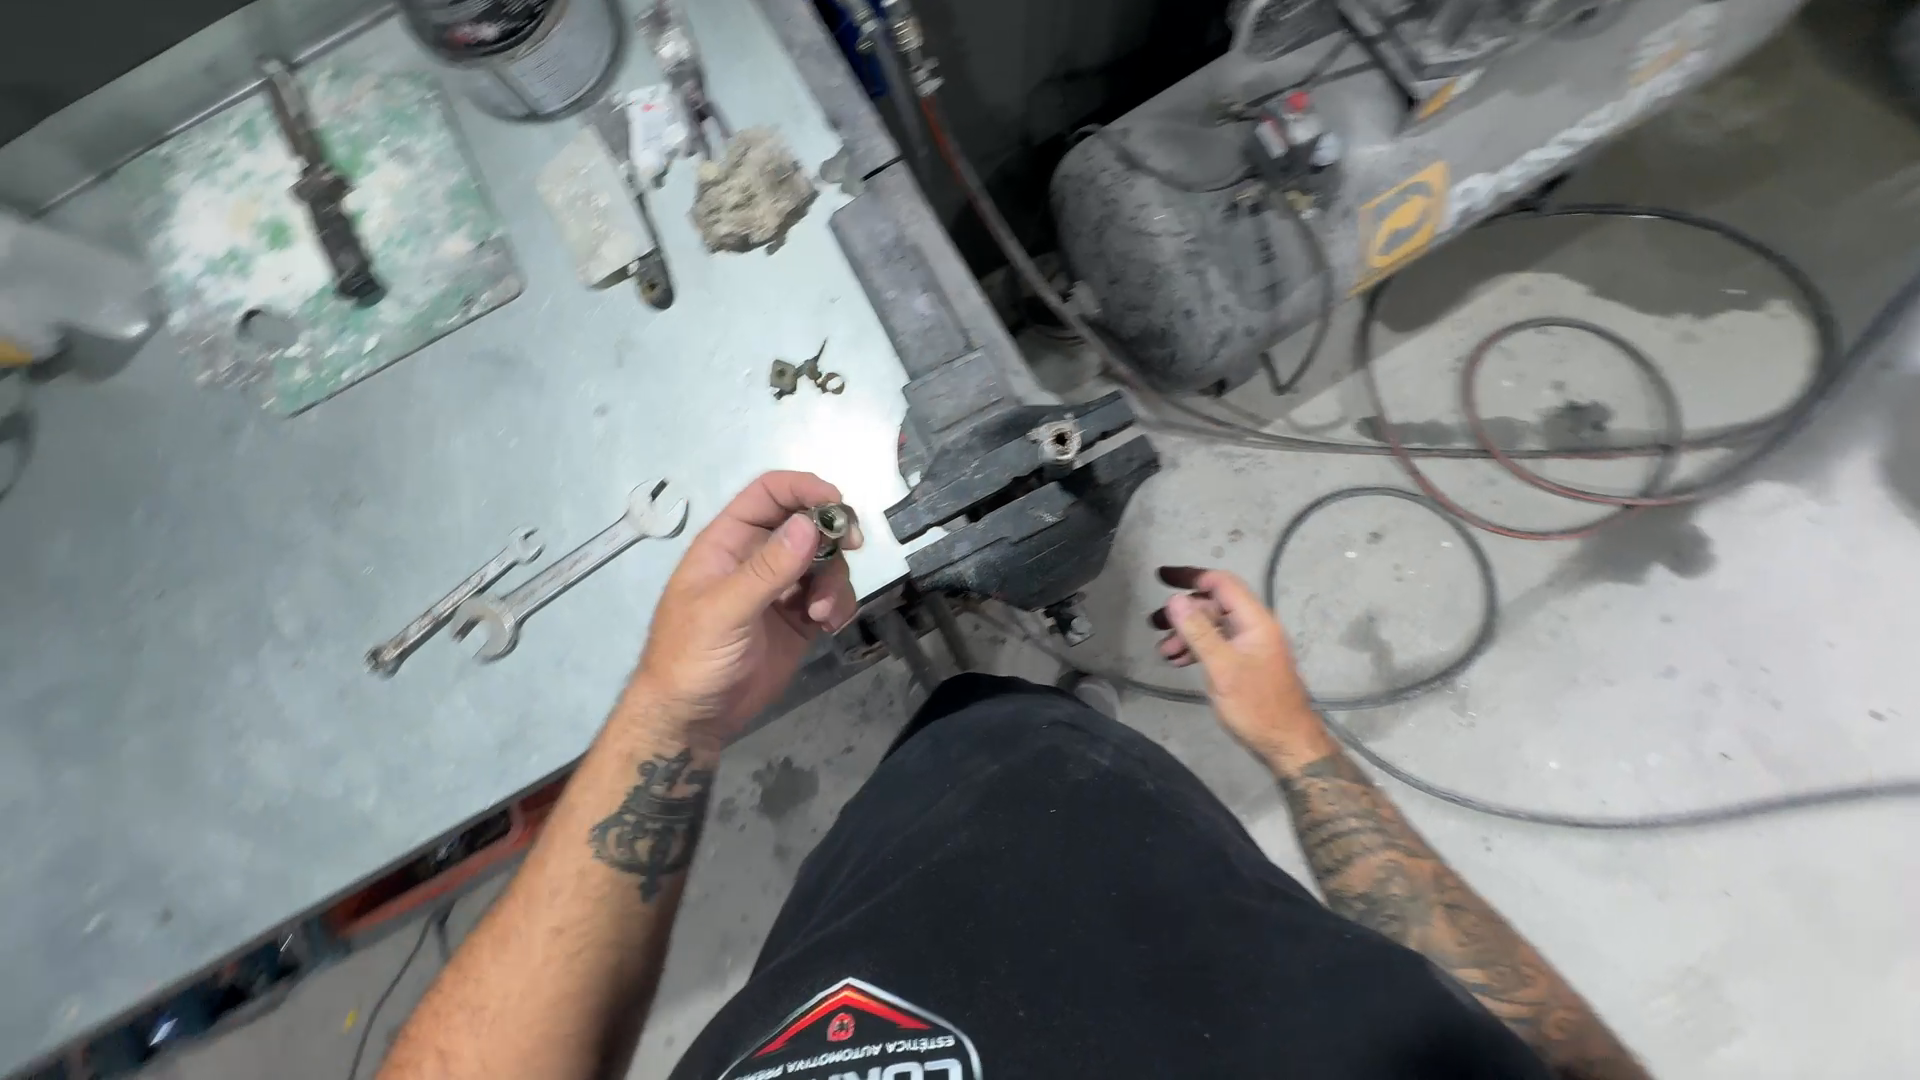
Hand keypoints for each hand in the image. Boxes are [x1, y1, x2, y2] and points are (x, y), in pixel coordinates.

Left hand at [630, 472, 861, 752]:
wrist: (693, 719)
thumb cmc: (691, 657)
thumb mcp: (724, 611)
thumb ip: (768, 569)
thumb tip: (811, 525)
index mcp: (729, 542)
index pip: (769, 494)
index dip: (803, 489)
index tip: (837, 504)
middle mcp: (758, 558)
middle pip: (808, 524)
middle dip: (833, 533)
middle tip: (852, 546)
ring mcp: (781, 588)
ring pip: (826, 561)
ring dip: (834, 580)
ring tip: (821, 612)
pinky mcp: (799, 618)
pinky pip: (831, 596)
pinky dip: (838, 605)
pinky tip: (828, 625)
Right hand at [1152, 566, 1332, 772]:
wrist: (1287, 744)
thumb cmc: (1256, 705)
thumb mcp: (1222, 667)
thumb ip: (1198, 631)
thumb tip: (1175, 600)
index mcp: (1255, 621)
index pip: (1222, 583)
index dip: (1191, 576)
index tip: (1162, 578)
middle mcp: (1254, 627)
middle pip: (1214, 605)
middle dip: (1183, 612)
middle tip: (1154, 623)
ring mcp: (1250, 646)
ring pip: (1212, 627)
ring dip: (1186, 634)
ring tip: (1163, 650)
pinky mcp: (1245, 663)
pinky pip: (1216, 645)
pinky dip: (1196, 649)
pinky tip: (1178, 661)